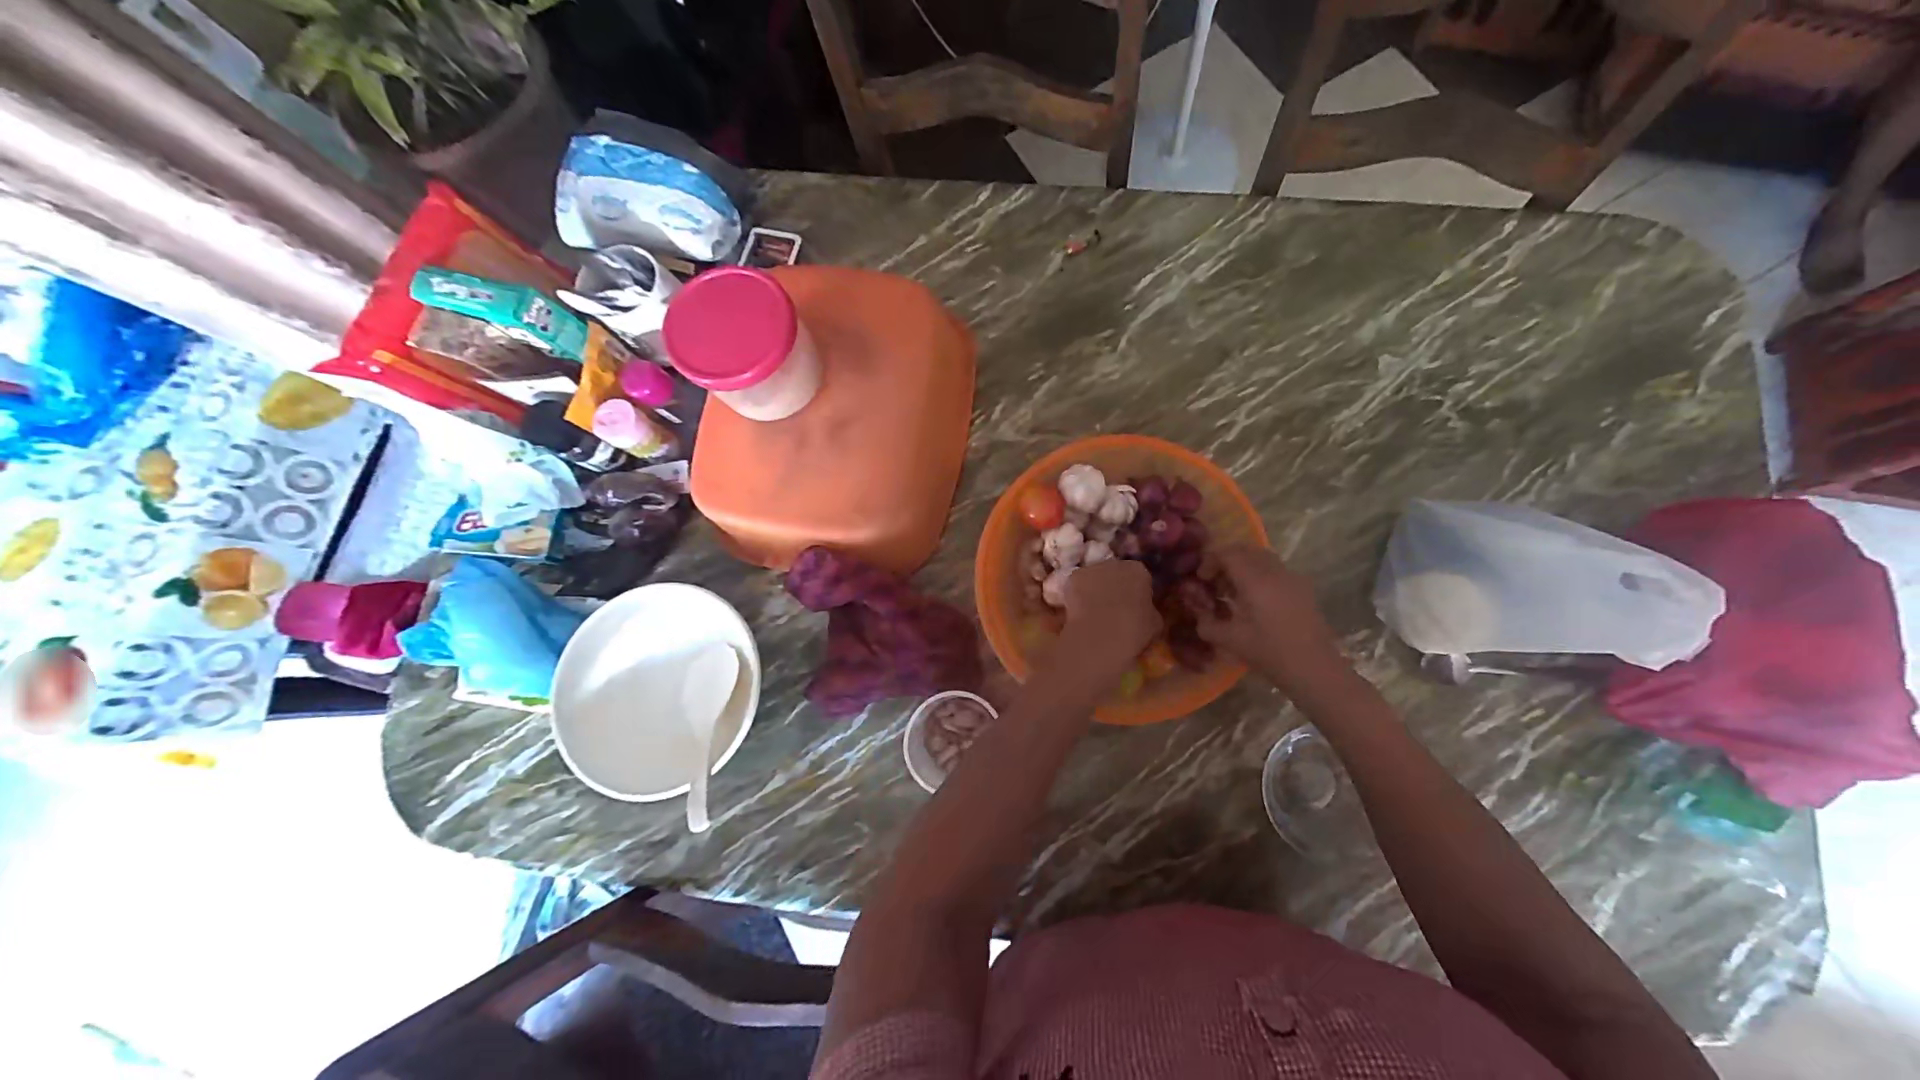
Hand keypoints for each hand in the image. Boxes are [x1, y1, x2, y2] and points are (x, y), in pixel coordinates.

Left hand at [1058, 559, 1160, 684]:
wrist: (1101, 635)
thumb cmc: (1134, 630)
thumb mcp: (1154, 622)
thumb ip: (1148, 609)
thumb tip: (1143, 610)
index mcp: (1139, 571)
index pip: (1139, 577)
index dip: (1135, 592)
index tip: (1132, 606)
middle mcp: (1115, 563)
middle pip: (1114, 573)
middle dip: (1113, 586)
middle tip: (1111, 608)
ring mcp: (1092, 568)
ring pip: (1093, 578)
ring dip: (1094, 589)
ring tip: (1092, 612)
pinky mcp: (1074, 578)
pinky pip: (1076, 586)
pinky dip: (1076, 595)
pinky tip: (1078, 612)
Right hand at [1188, 545, 1349, 697]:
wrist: (1314, 668)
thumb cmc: (1270, 652)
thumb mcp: (1229, 640)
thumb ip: (1206, 623)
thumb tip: (1199, 614)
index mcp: (1256, 580)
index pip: (1228, 553)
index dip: (1209, 560)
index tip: (1201, 579)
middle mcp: (1275, 572)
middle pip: (1246, 549)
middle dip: (1226, 560)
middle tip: (1214, 582)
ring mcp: (1292, 578)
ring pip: (1262, 557)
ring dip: (1243, 567)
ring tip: (1232, 592)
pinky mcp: (1302, 589)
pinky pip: (1275, 570)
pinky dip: (1258, 575)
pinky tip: (1254, 602)